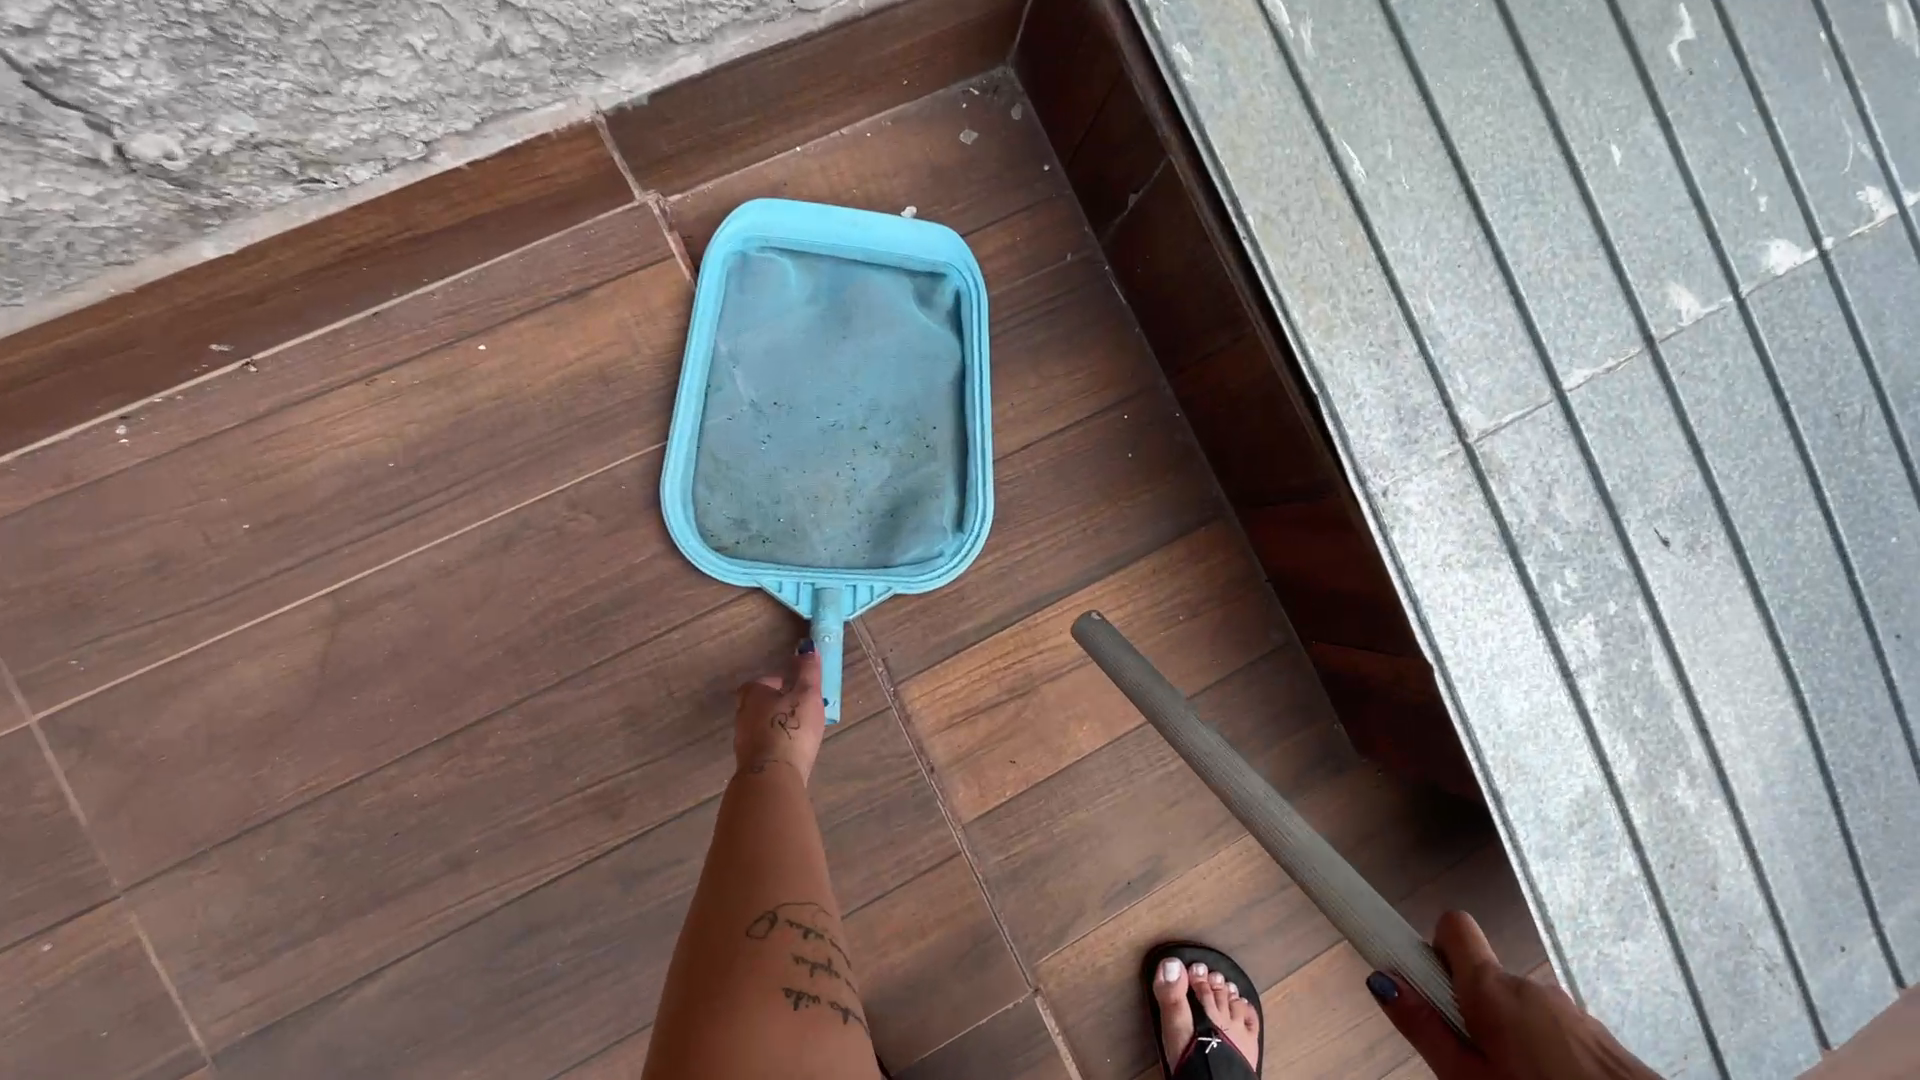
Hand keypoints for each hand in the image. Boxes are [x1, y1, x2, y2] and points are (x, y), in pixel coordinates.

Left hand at [733, 641, 826, 783]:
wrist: (773, 775)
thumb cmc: (790, 727)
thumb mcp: (807, 694)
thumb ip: (808, 671)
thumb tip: (807, 647)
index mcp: (752, 695)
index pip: (760, 682)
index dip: (777, 683)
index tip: (795, 689)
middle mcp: (742, 716)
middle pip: (757, 705)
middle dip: (776, 705)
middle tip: (798, 709)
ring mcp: (743, 742)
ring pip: (759, 727)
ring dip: (775, 726)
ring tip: (799, 731)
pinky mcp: (750, 763)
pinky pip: (764, 747)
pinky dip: (775, 745)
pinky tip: (792, 751)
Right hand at [1372, 911, 1660, 1079]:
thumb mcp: (1467, 1079)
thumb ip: (1423, 1027)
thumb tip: (1382, 981)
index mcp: (1493, 989)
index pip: (1452, 925)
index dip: (1431, 948)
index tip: (1416, 976)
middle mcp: (1531, 986)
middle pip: (1481, 975)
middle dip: (1467, 1008)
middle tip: (1468, 1058)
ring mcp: (1571, 1010)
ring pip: (1518, 1007)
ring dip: (1507, 1033)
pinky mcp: (1600, 1038)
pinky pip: (1552, 1029)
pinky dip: (1542, 1050)